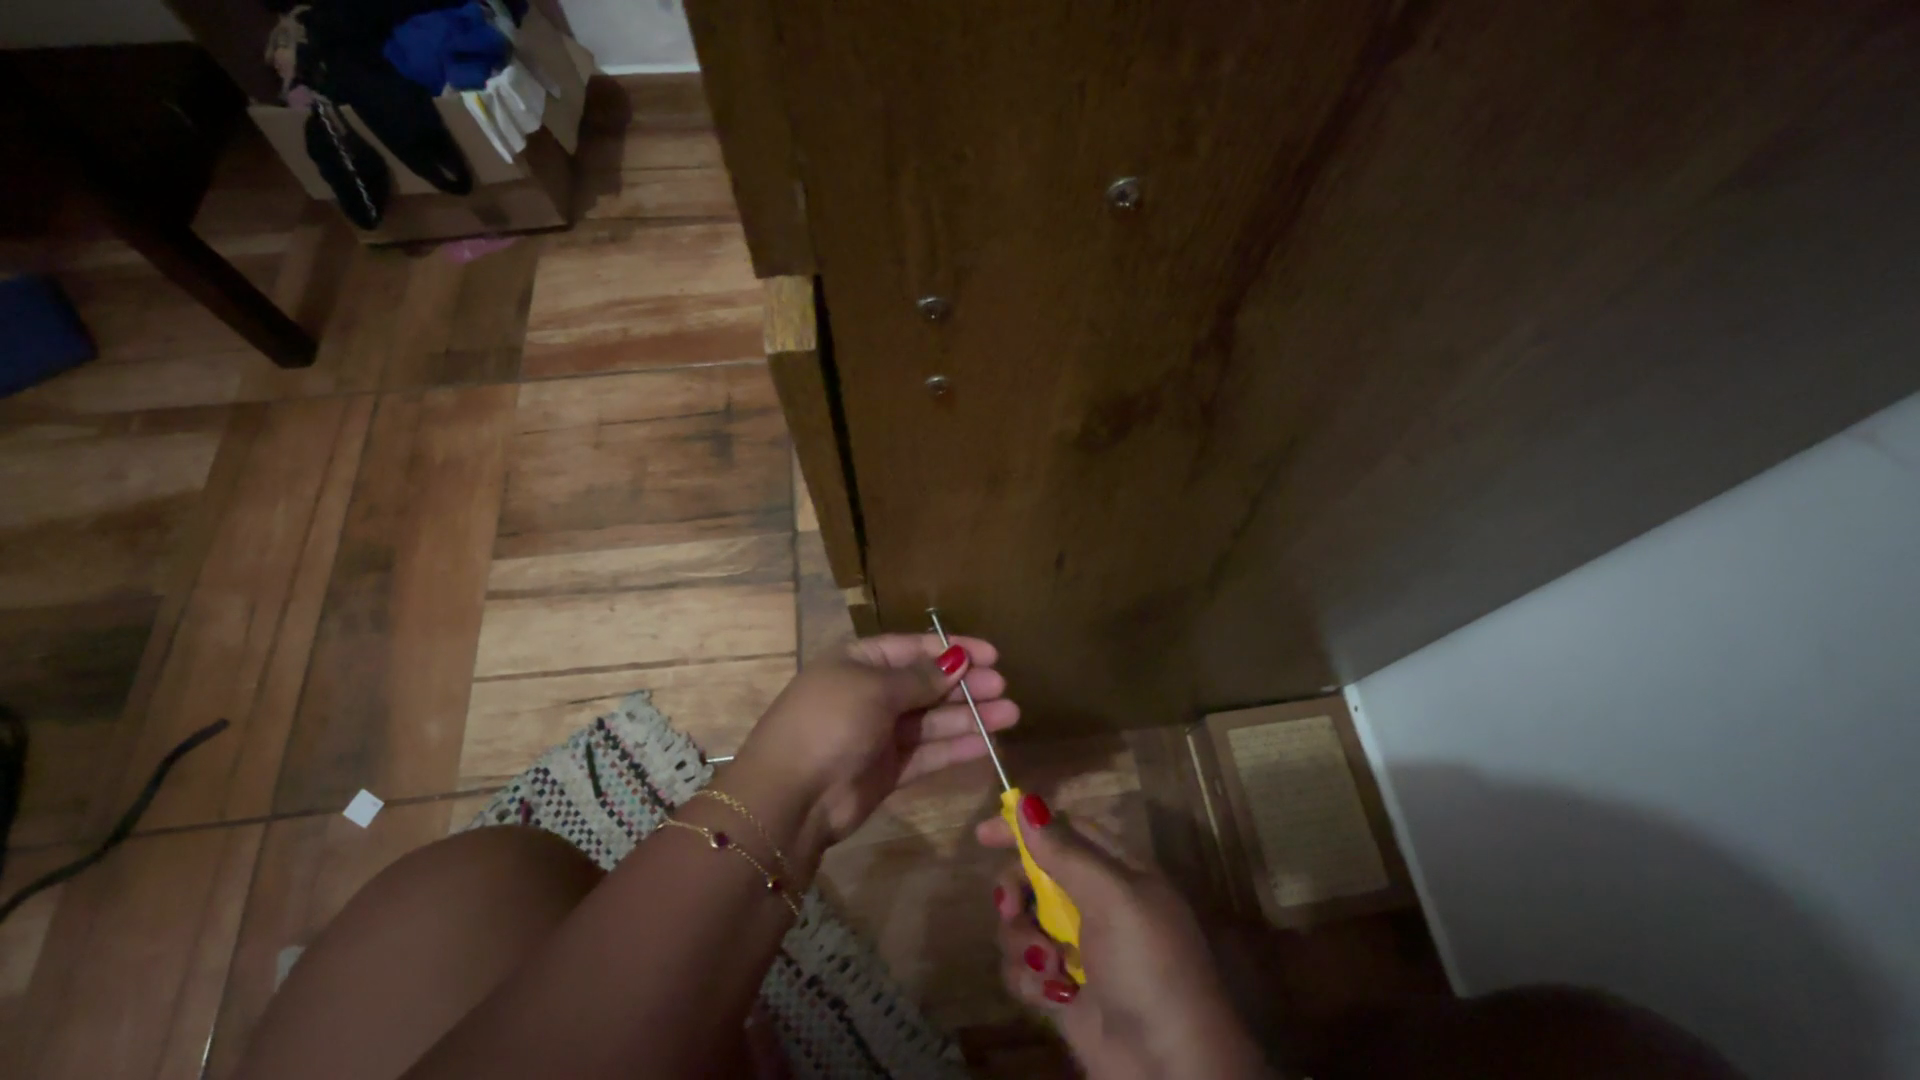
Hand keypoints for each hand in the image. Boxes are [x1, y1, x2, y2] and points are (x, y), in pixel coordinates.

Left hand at [730, 634, 1017, 844]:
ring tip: (1010, 714)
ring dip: (969, 716)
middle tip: (1004, 688)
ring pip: (933, 719)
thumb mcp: (874, 689)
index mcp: (858, 661)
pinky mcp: (888, 770)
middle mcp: (870, 693)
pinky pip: (928, 752)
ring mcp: (879, 734)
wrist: (790, 797)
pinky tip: (987, 742)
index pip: (913, 647)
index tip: (992, 655)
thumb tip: (957, 660)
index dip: (953, 649)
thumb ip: (920, 678)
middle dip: (967, 684)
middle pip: (927, 683)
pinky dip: (956, 747)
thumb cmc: (829, 723)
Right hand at [977, 800, 1271, 1079]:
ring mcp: (1077, 947)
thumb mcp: (1112, 898)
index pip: (1065, 830)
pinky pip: (1021, 967)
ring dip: (1022, 942)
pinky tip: (1050, 994)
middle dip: (1016, 891)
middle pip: (1034, 876)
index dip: (1025, 827)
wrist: (1168, 1065)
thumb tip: (1027, 802)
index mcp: (1118, 871)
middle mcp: (1096, 903)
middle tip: (1012, 909)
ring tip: (1047, 966)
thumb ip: (1065, 850)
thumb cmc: (1148, 966)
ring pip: (1021, 923)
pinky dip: (1027, 978)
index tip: (983, 834)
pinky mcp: (1061, 987)